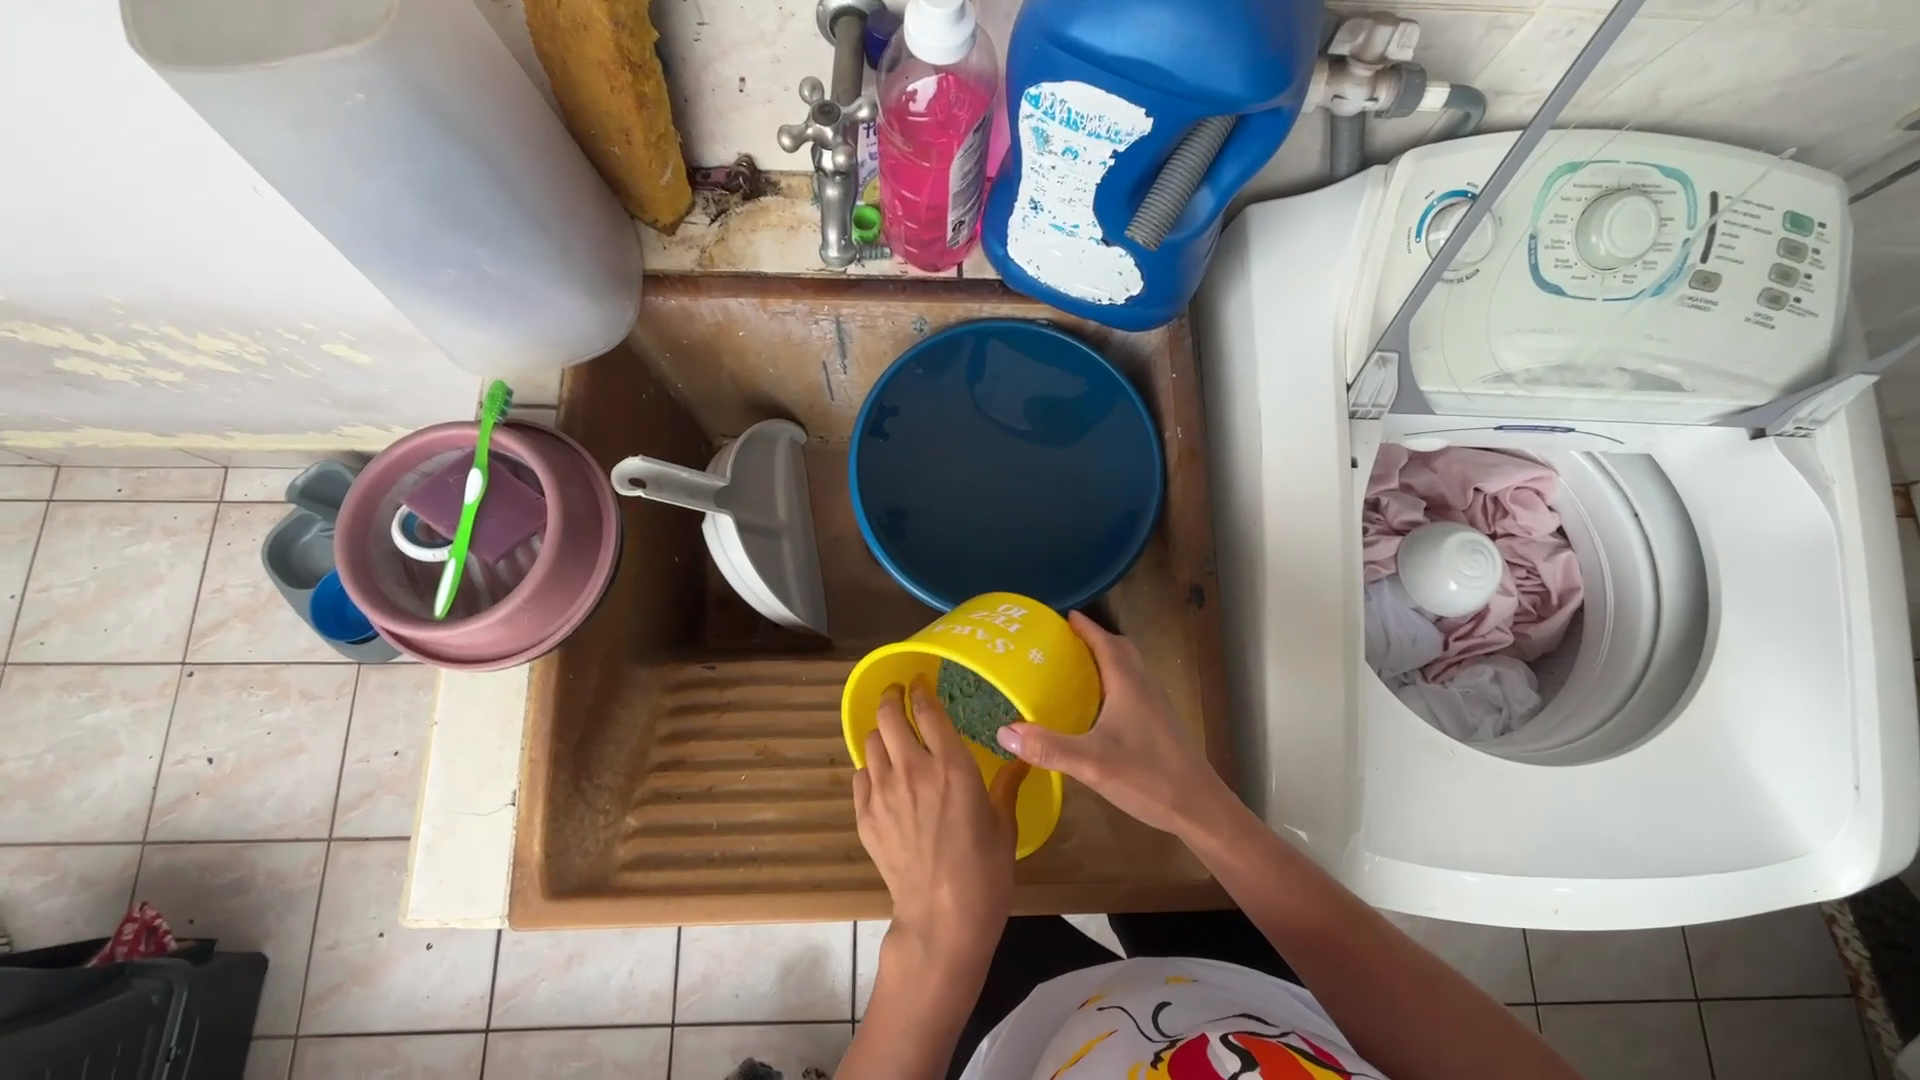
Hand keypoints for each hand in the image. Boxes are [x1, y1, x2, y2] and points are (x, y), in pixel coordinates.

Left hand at [853, 679, 1027, 963]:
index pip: (927, 709)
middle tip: (898, 696)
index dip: (920, 689)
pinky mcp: (865, 817)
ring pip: (869, 742)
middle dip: (892, 699)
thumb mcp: (1004, 825)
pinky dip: (869, 769)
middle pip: (888, 716)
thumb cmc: (984, 872)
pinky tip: (881, 777)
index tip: (920, 681)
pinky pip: (860, 777)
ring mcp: (883, 793)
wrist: (942, 918)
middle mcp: (913, 769)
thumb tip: (1022, 756)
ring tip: (890, 737)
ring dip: (880, 733)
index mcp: (952, 765)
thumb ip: (1006, 785)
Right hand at [995, 611, 1229, 834]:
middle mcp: (1145, 688)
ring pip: (1130, 671)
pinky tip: (1097, 710)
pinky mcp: (1161, 727)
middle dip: (1095, 640)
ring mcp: (1157, 708)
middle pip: (1121, 651)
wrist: (1199, 808)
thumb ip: (1048, 748)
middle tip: (1064, 642)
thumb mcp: (1092, 763)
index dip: (1085, 627)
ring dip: (1106, 662)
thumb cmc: (1148, 778)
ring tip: (1075, 670)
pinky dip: (1114, 685)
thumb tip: (1004, 732)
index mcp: (1129, 685)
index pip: (1106, 642)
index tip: (1063, 616)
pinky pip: (1134, 691)